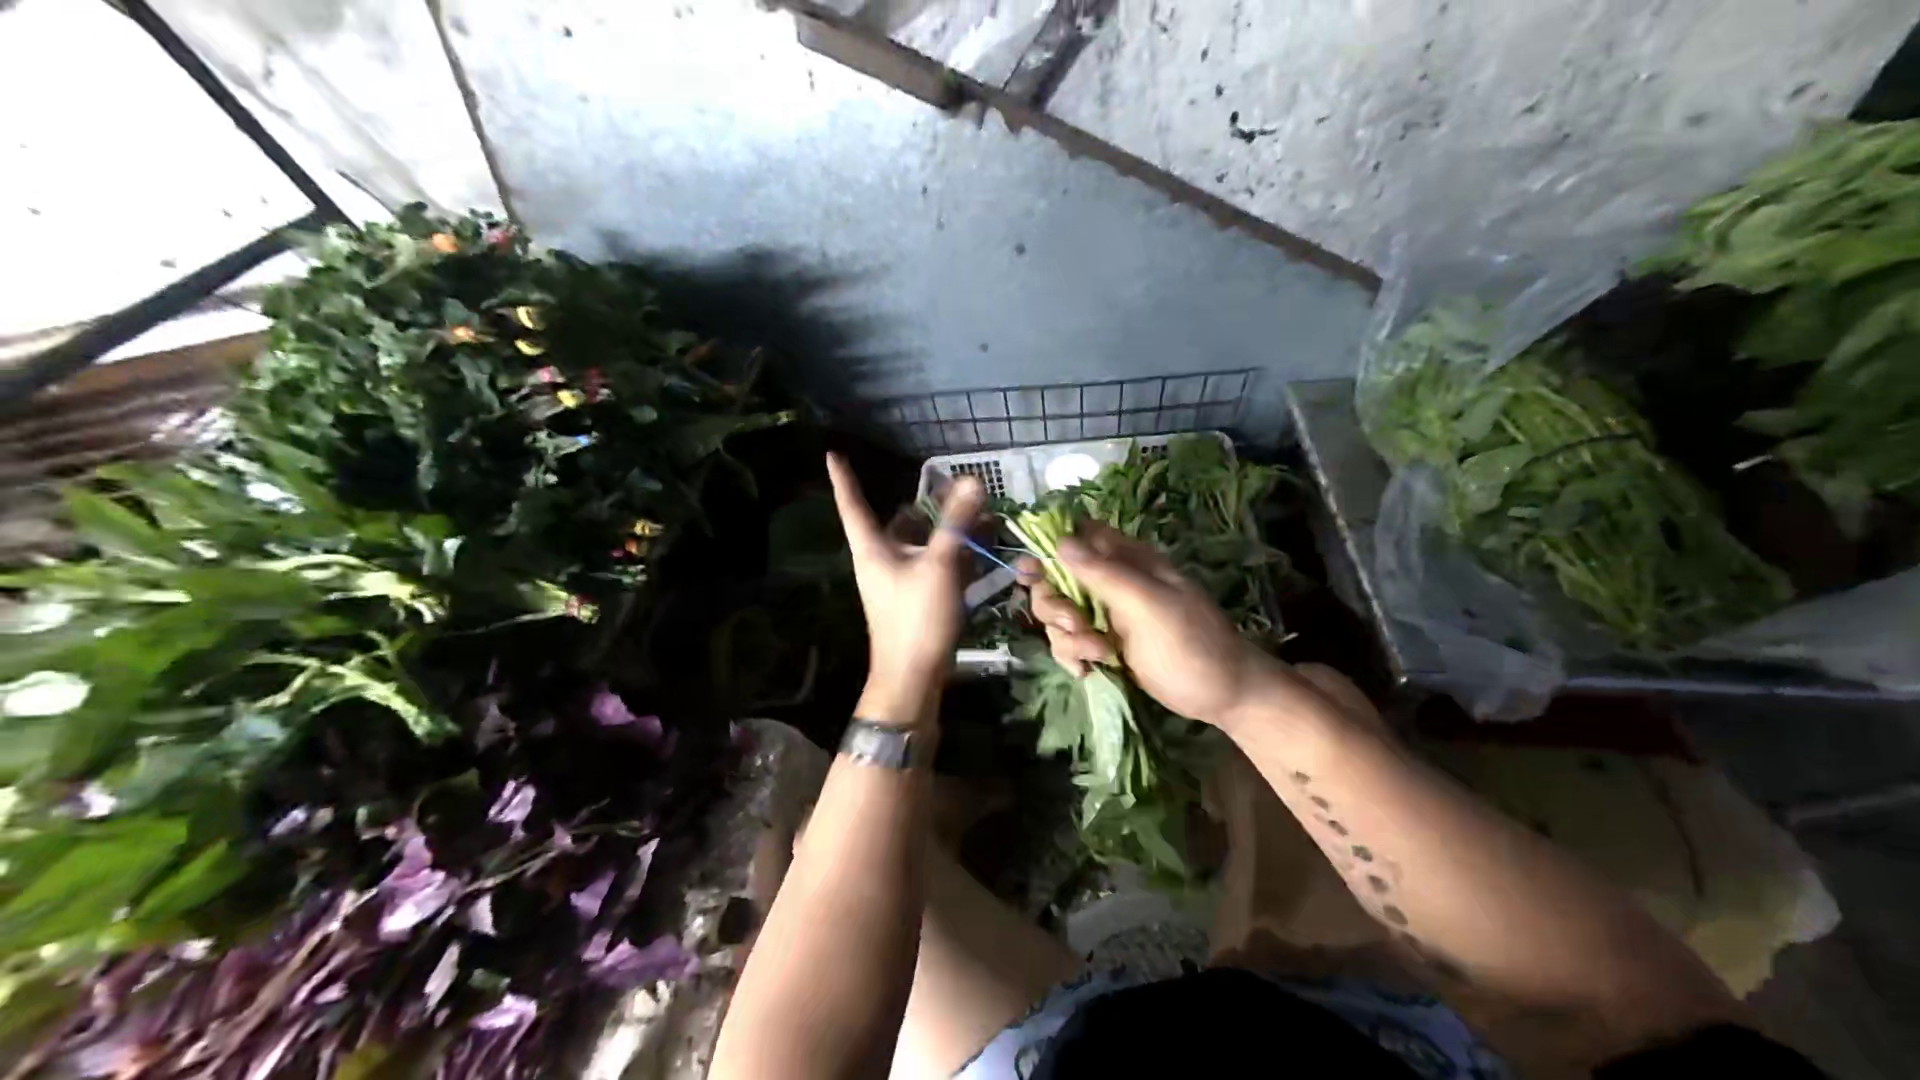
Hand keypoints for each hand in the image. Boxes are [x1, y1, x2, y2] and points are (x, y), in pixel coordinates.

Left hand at [826, 453, 985, 696]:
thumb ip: (956, 523)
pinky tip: (981, 545)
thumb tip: (973, 482)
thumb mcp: (938, 564)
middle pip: (902, 521)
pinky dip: (954, 552)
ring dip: (950, 528)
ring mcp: (900, 578)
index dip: (844, 478)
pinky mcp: (917, 595)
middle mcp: (882, 558)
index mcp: (872, 548)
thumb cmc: (916, 617)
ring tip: (983, 513)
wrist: (913, 674)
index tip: (832, 454)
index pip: (852, 504)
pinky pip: (934, 563)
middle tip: (963, 488)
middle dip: (932, 505)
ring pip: (924, 542)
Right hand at [1021, 523, 1286, 729]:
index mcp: (1127, 559)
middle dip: (1054, 604)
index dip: (1048, 547)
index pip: (1077, 535)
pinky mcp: (1102, 643)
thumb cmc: (1191, 644)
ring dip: (1067, 637)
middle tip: (1075, 623)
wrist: (1221, 695)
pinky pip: (1068, 641)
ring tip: (1098, 654)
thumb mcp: (1149, 605)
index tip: (1031, 573)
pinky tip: (1089, 671)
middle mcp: (1110, 582)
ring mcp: (1105, 614)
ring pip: (1057, 613)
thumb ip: (1104, 574)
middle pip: (1055, 578)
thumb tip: (1061, 541)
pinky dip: (1072, 655)